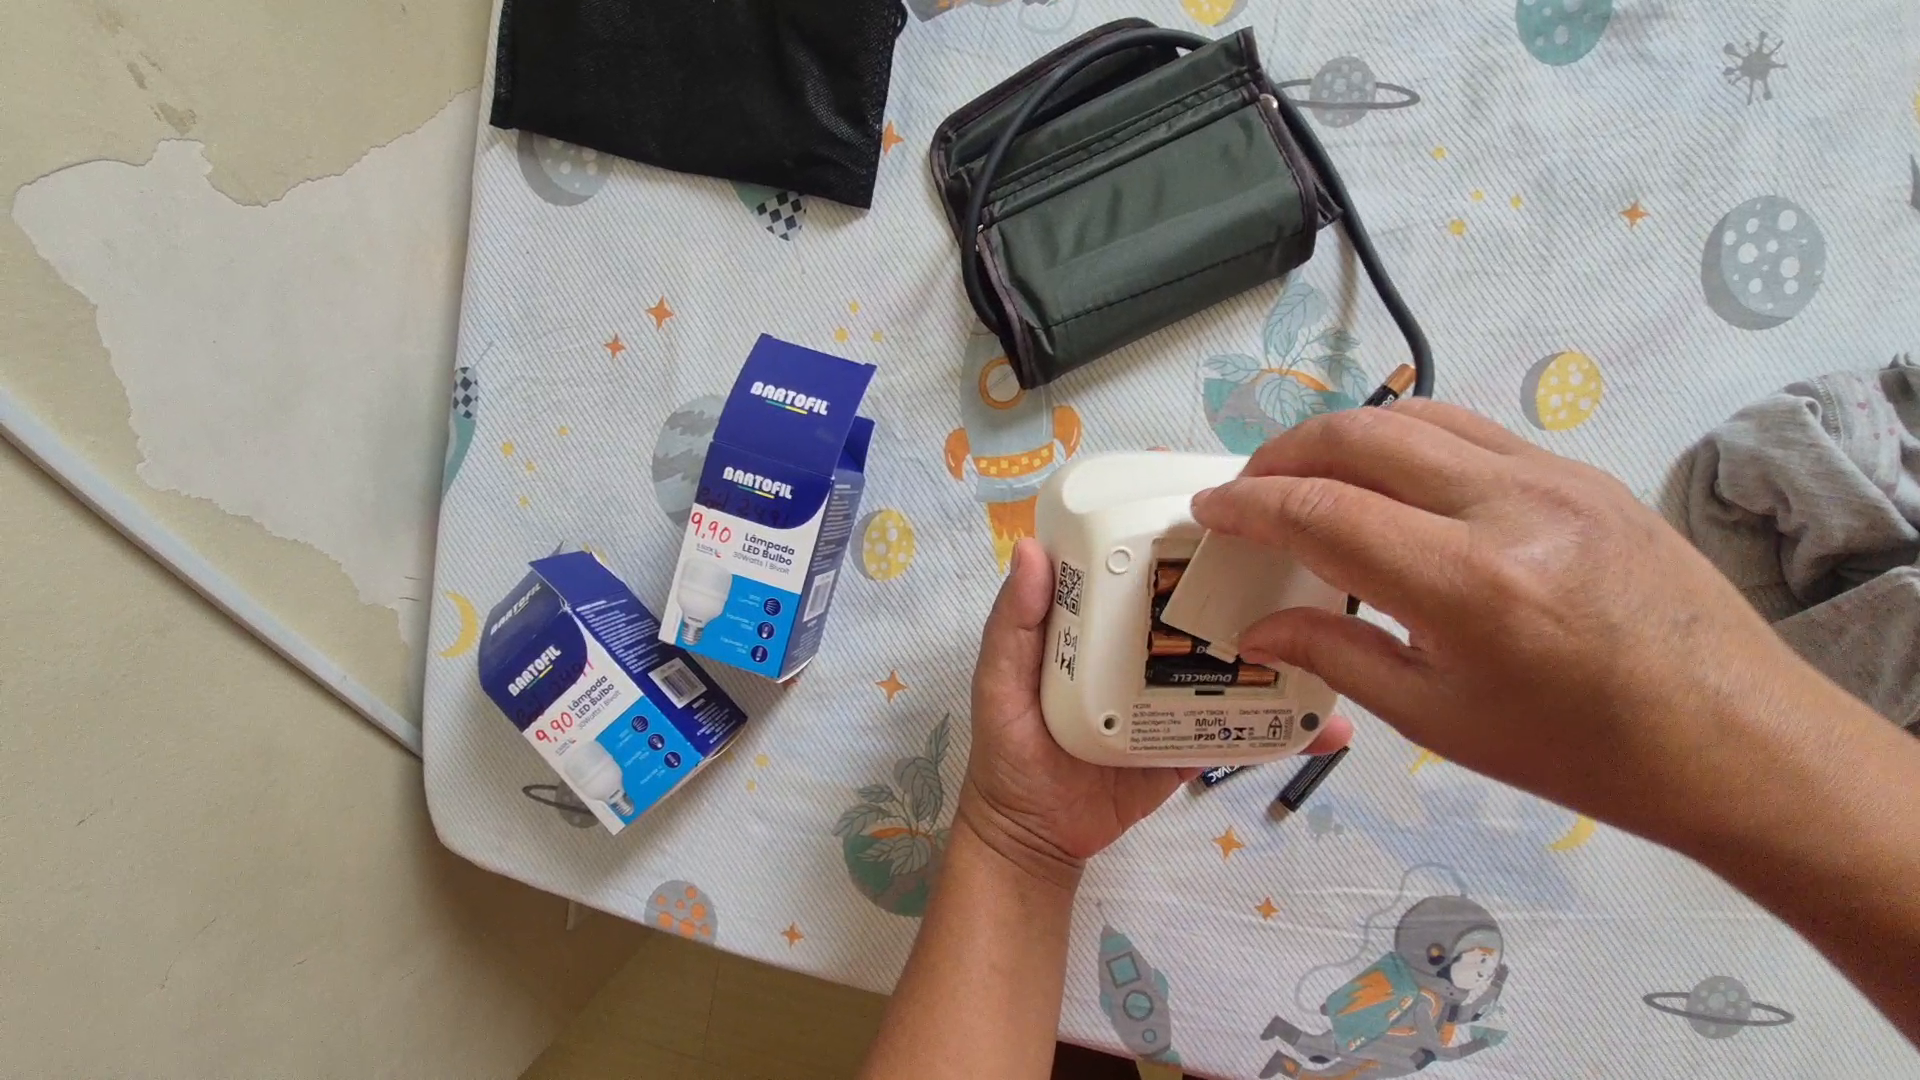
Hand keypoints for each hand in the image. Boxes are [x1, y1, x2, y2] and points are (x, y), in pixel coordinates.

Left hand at [959, 538, 1353, 881]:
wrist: (1034, 837)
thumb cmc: (1008, 747)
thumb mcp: (999, 679)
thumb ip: (1014, 623)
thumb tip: (1031, 549)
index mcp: (1096, 625)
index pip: (1140, 570)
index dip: (1177, 542)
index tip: (1230, 515)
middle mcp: (1139, 652)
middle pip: (1197, 613)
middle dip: (1247, 591)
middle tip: (1304, 569)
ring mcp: (1170, 699)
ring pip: (1231, 668)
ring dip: (1280, 656)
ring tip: (1332, 640)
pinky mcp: (1189, 746)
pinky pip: (1239, 732)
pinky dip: (1281, 731)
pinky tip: (1325, 727)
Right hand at [1187, 400, 1837, 843]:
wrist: (1741, 742)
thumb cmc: (1575, 749)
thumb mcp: (1435, 717)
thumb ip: (1333, 655)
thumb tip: (1255, 630)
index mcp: (1468, 584)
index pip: (1322, 512)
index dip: (1249, 505)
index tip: (1207, 509)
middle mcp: (1509, 507)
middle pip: (1359, 437)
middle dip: (1281, 454)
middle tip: (1245, 491)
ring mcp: (1554, 476)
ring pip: (1411, 415)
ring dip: (1337, 437)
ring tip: (1301, 476)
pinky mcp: (1580, 470)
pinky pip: (1464, 429)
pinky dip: (1398, 439)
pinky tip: (1381, 479)